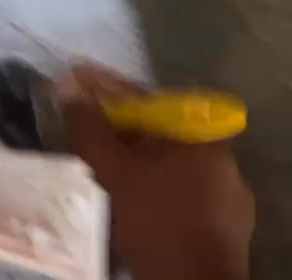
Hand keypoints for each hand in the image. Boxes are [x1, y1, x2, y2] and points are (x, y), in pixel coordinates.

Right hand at [61, 64, 253, 279]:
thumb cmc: (149, 213)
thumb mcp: (106, 162)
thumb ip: (85, 120)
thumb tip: (67, 84)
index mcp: (202, 142)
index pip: (150, 96)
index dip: (107, 82)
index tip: (72, 73)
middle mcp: (221, 162)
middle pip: (157, 125)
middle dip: (114, 115)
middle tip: (76, 111)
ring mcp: (225, 194)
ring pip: (163, 153)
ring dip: (125, 143)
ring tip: (88, 143)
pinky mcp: (219, 219)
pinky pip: (173, 177)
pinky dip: (141, 168)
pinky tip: (117, 176)